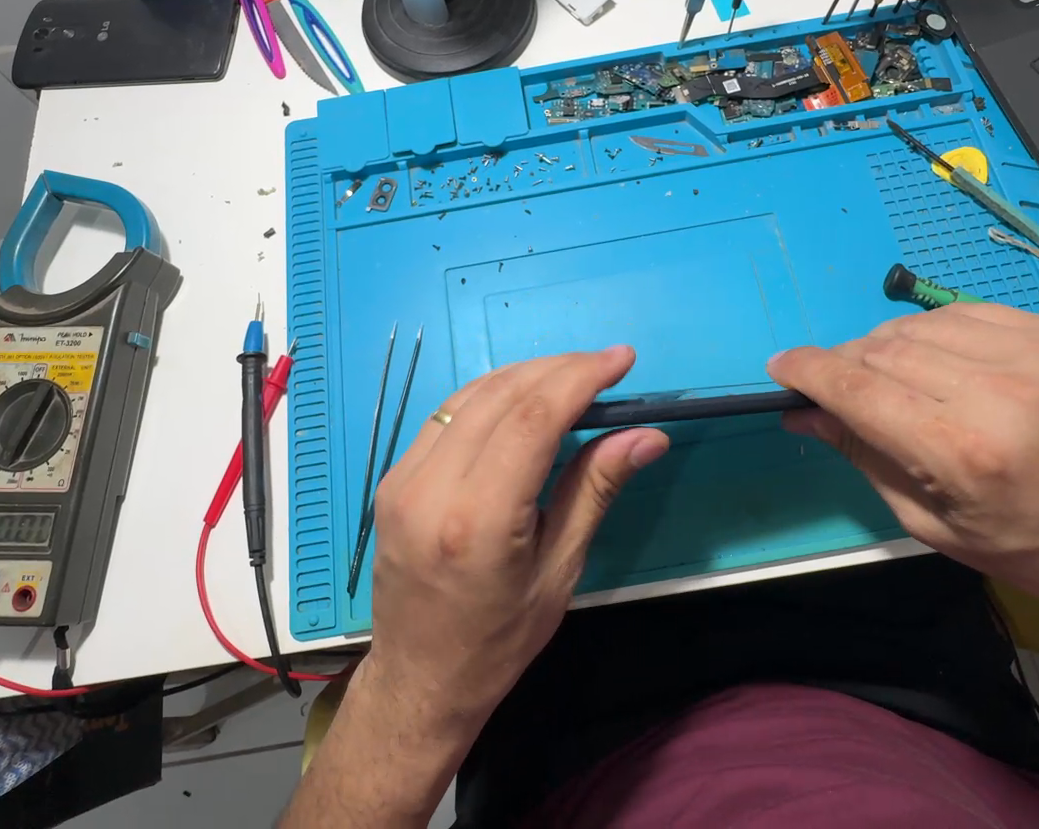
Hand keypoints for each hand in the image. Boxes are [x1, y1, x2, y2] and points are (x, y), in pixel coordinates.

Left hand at [361, 346, 669, 741]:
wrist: (419, 678)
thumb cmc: (500, 639)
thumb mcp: (560, 570)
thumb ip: (595, 490)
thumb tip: (647, 435)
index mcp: (478, 521)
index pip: (532, 419)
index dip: (581, 378)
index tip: (622, 359)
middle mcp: (430, 488)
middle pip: (501, 395)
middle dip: (559, 368)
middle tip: (605, 365)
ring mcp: (402, 479)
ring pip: (470, 396)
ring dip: (525, 374)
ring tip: (573, 374)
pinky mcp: (392, 478)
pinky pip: (447, 415)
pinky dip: (491, 394)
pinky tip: (523, 397)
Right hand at [767, 305, 1038, 620]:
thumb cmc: (1033, 550)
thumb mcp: (932, 523)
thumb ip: (861, 455)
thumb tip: (801, 412)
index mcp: (964, 451)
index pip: (856, 387)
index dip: (807, 371)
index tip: (781, 367)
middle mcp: (999, 389)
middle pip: (880, 349)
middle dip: (844, 364)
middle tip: (839, 388)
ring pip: (918, 324)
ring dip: (885, 347)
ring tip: (891, 378)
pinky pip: (966, 313)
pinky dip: (934, 333)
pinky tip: (938, 360)